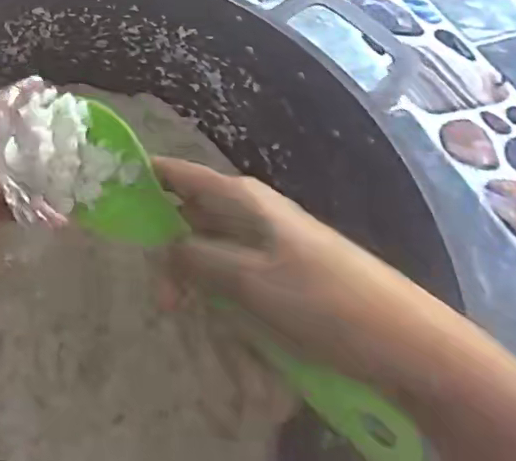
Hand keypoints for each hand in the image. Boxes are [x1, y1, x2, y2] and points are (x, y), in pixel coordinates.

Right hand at [155, 157, 455, 387]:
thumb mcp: (251, 281)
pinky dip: (216, 286)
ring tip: (182, 310)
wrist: (407, 342)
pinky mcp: (283, 269)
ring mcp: (268, 238)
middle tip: (159, 293)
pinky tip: (216, 315)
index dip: (142, 176)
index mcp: (241, 196)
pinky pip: (233, 267)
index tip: (108, 191)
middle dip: (165, 244)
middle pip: (189, 212)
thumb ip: (198, 259)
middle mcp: (251, 208)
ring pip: (210, 244)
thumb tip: (163, 245)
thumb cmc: (324, 301)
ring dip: (191, 273)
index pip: (177, 172)